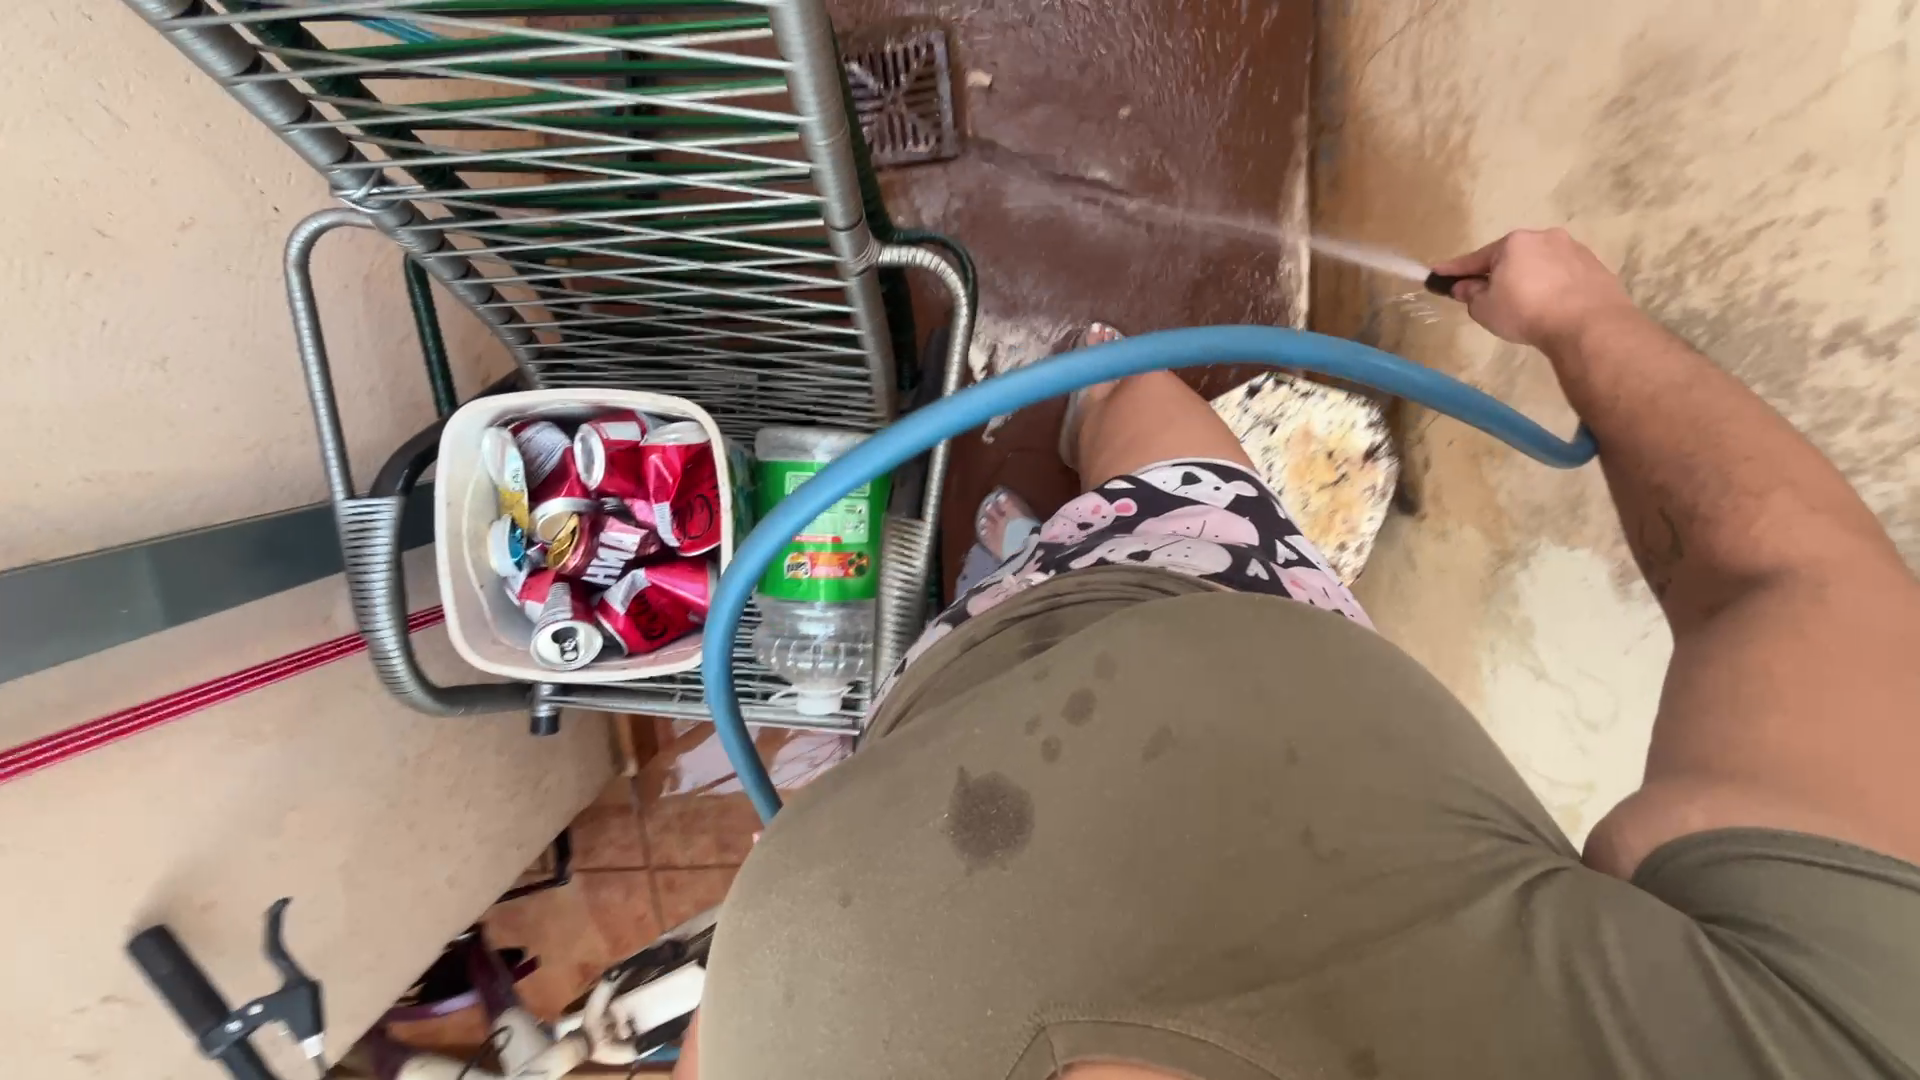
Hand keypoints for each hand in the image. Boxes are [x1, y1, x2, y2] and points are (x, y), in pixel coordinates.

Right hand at [1433, 228, 1637, 350]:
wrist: (1586, 321)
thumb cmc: (1524, 311)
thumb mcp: (1483, 308)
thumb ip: (1471, 294)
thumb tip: (1466, 286)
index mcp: (1513, 243)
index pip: (1474, 258)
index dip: (1453, 269)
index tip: (1435, 273)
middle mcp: (1544, 238)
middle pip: (1510, 256)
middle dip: (1495, 272)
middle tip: (1484, 294)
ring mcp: (1572, 249)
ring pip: (1537, 263)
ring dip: (1524, 277)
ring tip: (1520, 302)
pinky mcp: (1593, 265)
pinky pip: (1559, 273)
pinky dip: (1547, 284)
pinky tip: (1545, 304)